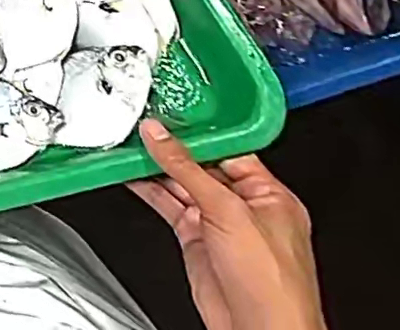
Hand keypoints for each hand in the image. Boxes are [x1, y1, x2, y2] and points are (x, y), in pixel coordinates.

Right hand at [127, 119, 324, 329]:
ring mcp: (217, 221)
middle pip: (197, 162)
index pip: (227, 148)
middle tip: (139, 125)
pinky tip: (127, 172)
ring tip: (126, 143)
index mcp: (268, 196)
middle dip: (167, 146)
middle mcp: (243, 206)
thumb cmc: (273, 288)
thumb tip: (158, 134)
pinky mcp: (195, 235)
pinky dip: (144, 186)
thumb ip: (186, 168)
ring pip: (177, 180)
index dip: (196, 129)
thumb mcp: (228, 212)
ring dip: (151, 164)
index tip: (166, 112)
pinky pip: (165, 200)